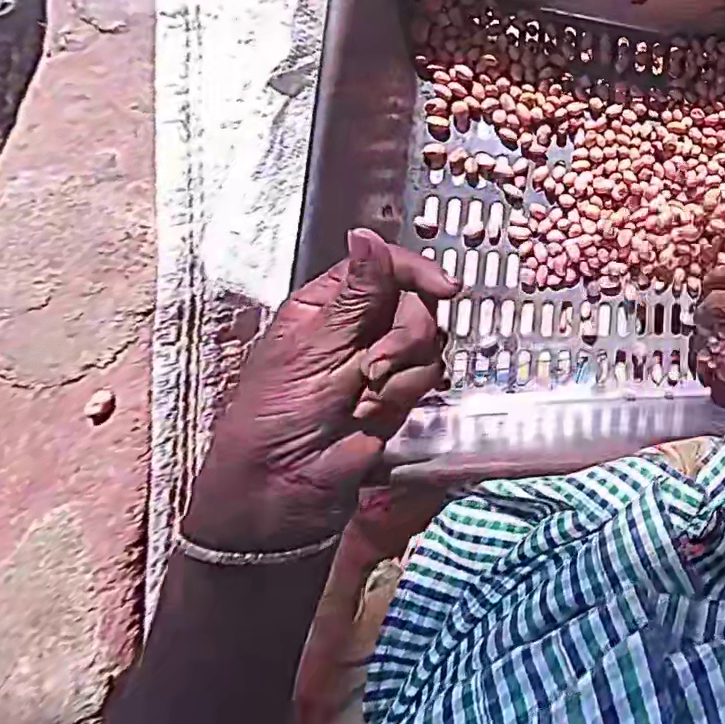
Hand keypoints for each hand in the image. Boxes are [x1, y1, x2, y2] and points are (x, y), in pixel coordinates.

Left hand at [183, 229, 459, 552]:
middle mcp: (360, 323)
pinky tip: (376, 410)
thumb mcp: (315, 348)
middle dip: (405, 336)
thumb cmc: (279, 416)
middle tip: (375, 366)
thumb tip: (365, 233)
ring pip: (429, 337)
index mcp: (327, 304)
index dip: (417, 273)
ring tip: (366, 395)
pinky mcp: (402, 385)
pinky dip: (409, 390)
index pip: (384, 267)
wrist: (288, 490)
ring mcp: (383, 355)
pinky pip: (430, 370)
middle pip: (416, 302)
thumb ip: (357, 293)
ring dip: (404, 369)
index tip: (446, 289)